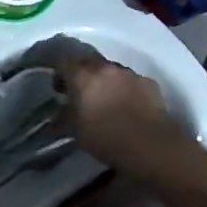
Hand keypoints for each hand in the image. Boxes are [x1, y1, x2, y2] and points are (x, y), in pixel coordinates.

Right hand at [23, 36, 194, 172]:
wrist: (149, 145)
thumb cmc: (105, 138)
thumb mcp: (76, 131)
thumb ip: (64, 116)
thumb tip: (57, 113)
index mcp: (83, 77)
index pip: (64, 62)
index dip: (59, 74)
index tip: (60, 90)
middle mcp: (106, 68)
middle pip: (89, 61)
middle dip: (82, 73)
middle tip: (81, 92)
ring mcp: (130, 73)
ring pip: (111, 70)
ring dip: (105, 80)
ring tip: (107, 100)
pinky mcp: (148, 82)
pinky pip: (131, 80)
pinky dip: (125, 88)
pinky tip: (128, 106)